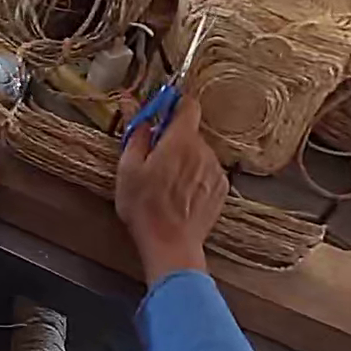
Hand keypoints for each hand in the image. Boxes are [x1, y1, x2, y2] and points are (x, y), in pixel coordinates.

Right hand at [115, 96, 226, 282]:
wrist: (170, 245)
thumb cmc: (145, 208)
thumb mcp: (128, 168)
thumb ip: (135, 133)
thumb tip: (132, 105)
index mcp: (180, 141)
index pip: (188, 105)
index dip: (173, 105)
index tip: (158, 114)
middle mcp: (204, 151)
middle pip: (189, 132)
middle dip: (171, 138)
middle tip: (152, 158)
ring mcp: (216, 170)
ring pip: (198, 152)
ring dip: (183, 158)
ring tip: (164, 182)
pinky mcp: (221, 188)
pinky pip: (206, 170)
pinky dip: (194, 175)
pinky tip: (179, 193)